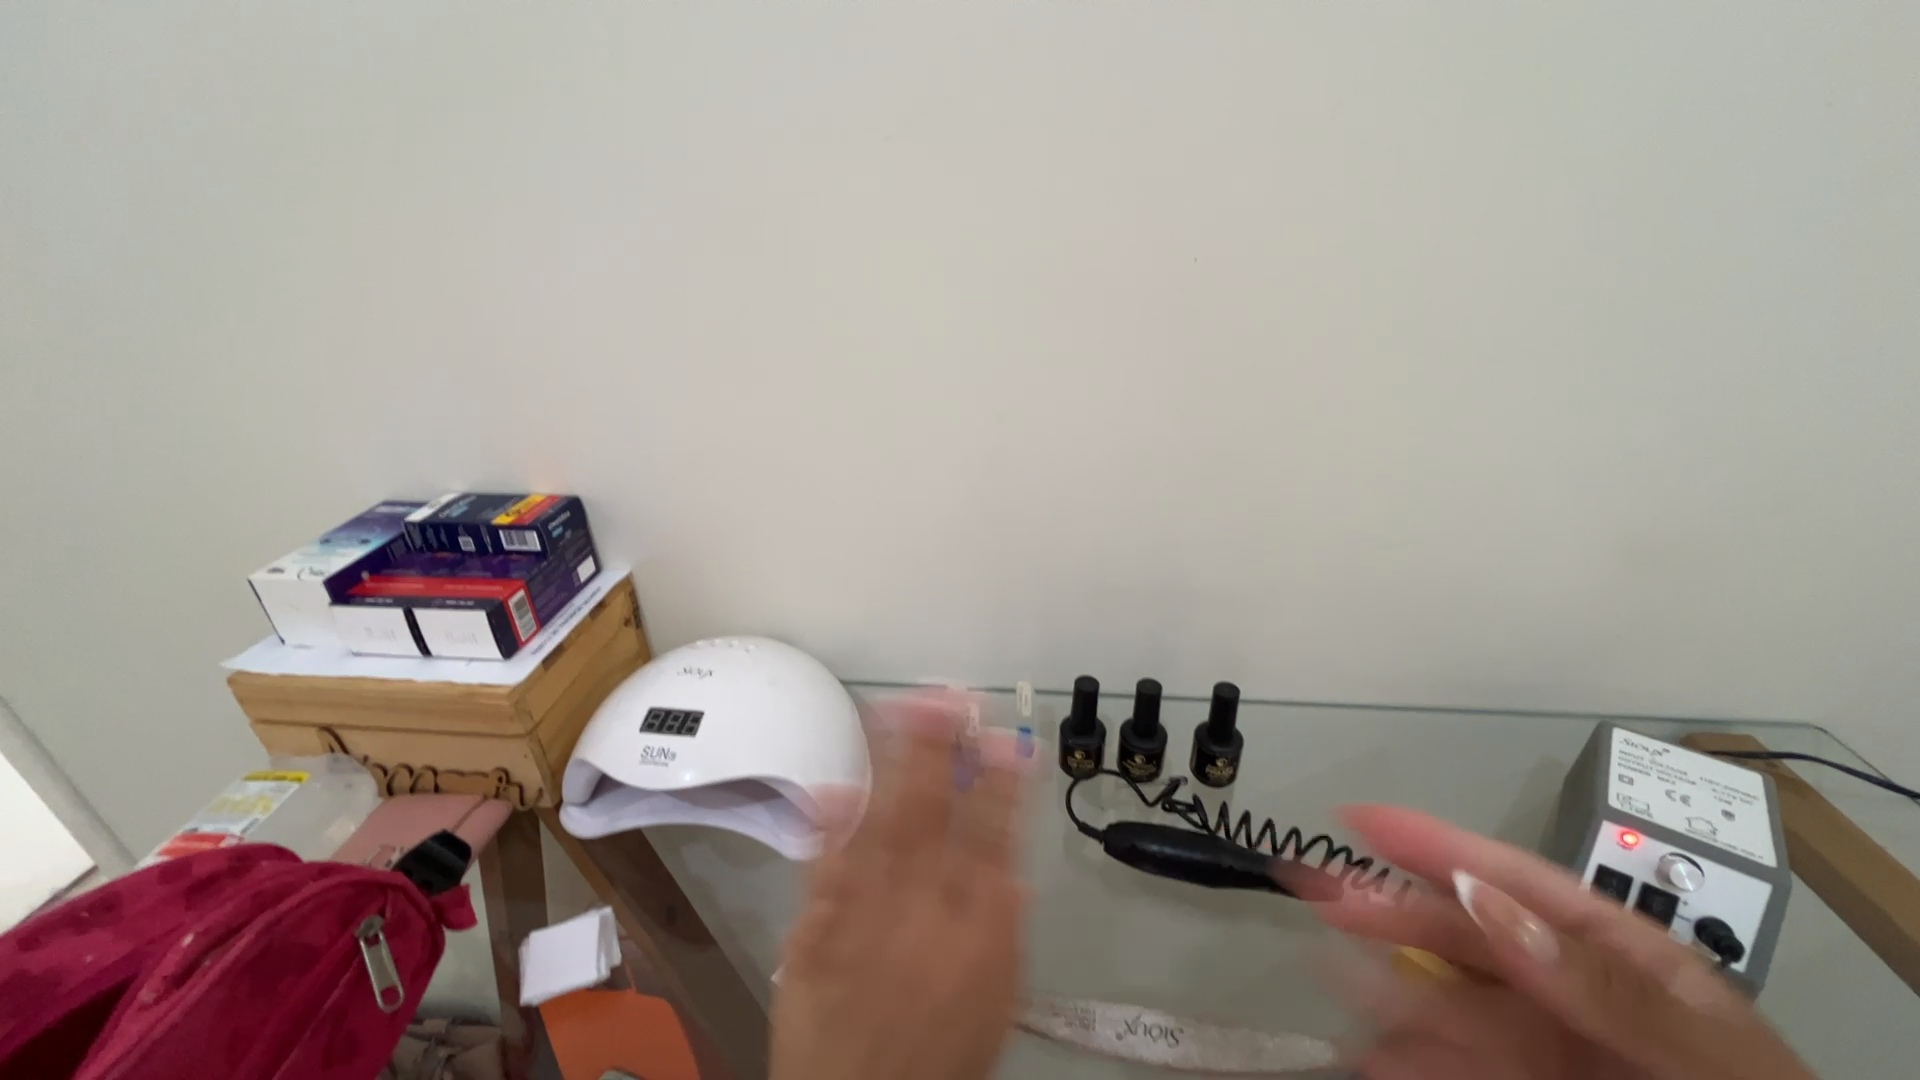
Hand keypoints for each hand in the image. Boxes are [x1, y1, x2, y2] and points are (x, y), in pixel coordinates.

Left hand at [771, 692, 1031, 1079]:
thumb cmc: (942, 1050)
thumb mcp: (996, 993)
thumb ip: (1000, 924)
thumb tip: (1010, 869)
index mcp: (977, 928)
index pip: (994, 836)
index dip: (1002, 780)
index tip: (1006, 737)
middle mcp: (922, 909)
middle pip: (934, 813)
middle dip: (939, 749)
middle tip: (945, 697)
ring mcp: (862, 914)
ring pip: (880, 822)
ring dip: (890, 763)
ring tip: (897, 709)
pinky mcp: (814, 928)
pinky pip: (823, 865)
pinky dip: (831, 821)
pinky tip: (836, 782)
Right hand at [1294, 806, 1817, 1079]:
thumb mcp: (1700, 1050)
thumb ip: (1599, 981)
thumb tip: (1483, 899)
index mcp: (1614, 953)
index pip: (1509, 879)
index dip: (1430, 842)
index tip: (1356, 816)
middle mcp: (1563, 986)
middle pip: (1460, 936)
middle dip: (1388, 910)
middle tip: (1316, 891)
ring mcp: (1541, 1041)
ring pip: (1444, 1000)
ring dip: (1384, 987)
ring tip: (1330, 977)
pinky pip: (1453, 1060)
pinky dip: (1407, 1054)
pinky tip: (1370, 1055)